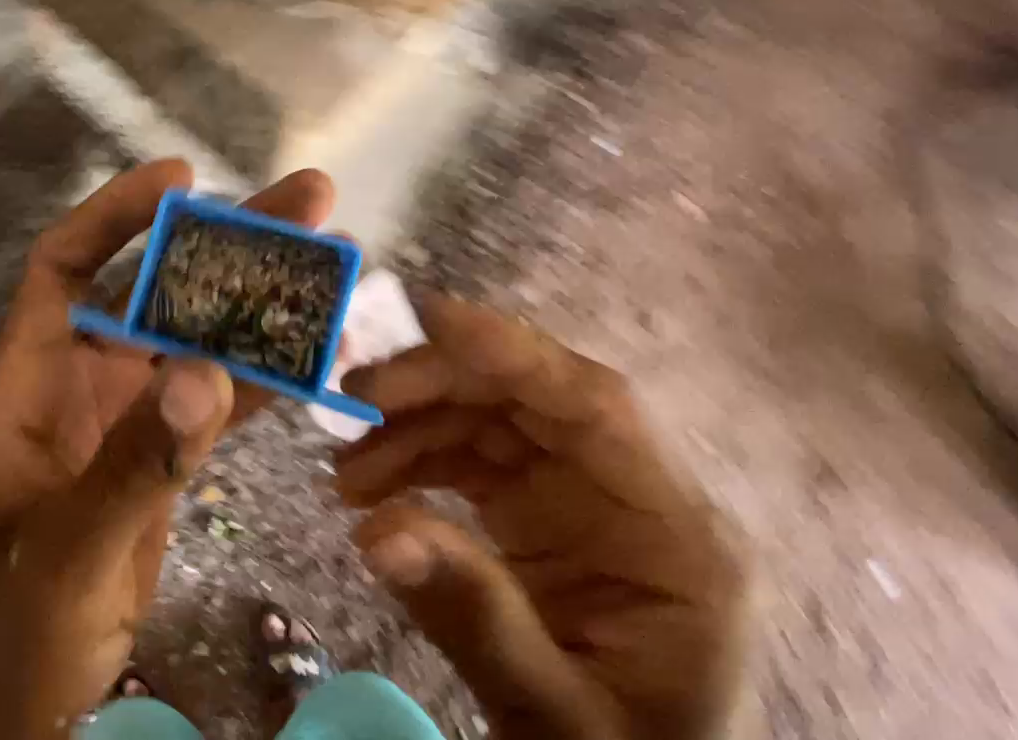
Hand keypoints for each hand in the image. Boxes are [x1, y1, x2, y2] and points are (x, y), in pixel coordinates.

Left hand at [0, 160, 336, 739]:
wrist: (23, 705)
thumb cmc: (15, 628)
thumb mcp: (66, 548)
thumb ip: (132, 465)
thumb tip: (206, 374)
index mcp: (25, 382)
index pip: (64, 267)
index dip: (116, 214)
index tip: (183, 178)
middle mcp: (76, 384)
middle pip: (154, 292)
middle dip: (225, 247)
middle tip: (308, 203)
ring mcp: (122, 421)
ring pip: (196, 342)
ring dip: (259, 306)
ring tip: (334, 263)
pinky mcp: (158, 460)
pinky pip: (217, 403)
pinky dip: (265, 380)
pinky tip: (320, 354)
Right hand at [337, 294, 747, 739]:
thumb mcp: (556, 713)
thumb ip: (476, 618)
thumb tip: (376, 531)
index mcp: (674, 531)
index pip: (595, 405)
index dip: (510, 350)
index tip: (421, 317)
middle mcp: (631, 493)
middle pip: (530, 398)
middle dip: (436, 383)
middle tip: (350, 397)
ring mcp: (583, 499)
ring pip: (492, 419)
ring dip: (413, 425)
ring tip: (343, 472)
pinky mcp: (543, 513)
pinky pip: (474, 457)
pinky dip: (416, 459)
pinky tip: (369, 490)